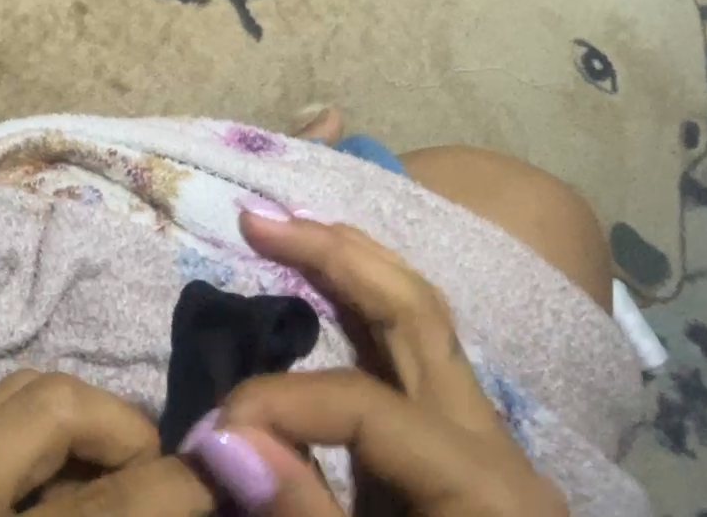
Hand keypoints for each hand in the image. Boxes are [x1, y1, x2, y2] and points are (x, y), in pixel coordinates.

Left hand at [0, 369, 214, 516]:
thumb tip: (192, 495)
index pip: (106, 506)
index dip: (177, 486)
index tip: (225, 484)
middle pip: (50, 405)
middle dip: (124, 431)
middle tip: (159, 483)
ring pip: (20, 392)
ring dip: (85, 422)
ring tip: (117, 477)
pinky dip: (47, 431)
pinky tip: (66, 485)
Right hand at [180, 211, 567, 516]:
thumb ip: (303, 515)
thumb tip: (222, 433)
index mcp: (486, 488)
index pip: (364, 403)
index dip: (279, 405)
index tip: (211, 432)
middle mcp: (496, 440)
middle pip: (416, 310)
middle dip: (333, 253)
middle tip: (258, 218)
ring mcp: (488, 435)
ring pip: (424, 313)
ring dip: (354, 259)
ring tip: (292, 224)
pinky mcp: (467, 446)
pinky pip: (418, 346)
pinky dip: (369, 300)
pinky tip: (334, 282)